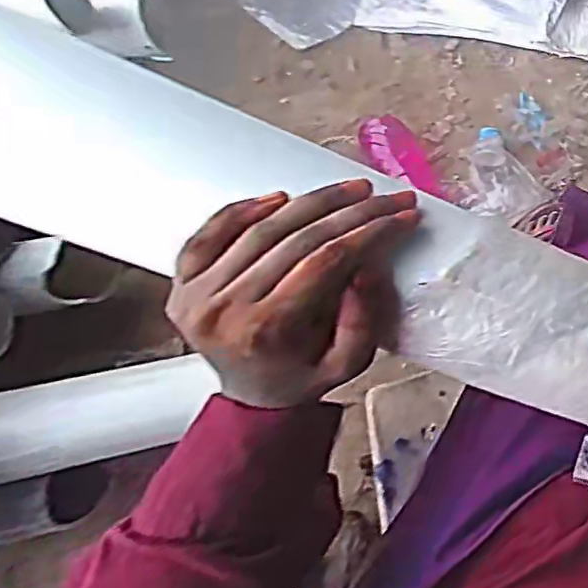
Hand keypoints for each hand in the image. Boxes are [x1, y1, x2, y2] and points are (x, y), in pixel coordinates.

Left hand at [166, 181, 419, 408]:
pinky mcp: (183, 281)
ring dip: (313, 202)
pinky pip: (211, 233)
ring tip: (353, 189)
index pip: (327, 261)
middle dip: (354, 212)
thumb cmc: (304, 378)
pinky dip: (244, 209)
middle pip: (298, 239)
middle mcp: (224, 307)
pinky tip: (281, 197)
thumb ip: (362, 320)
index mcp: (266, 330)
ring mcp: (196, 292)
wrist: (250, 398)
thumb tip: (368, 267)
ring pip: (261, 229)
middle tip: (390, 198)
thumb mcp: (349, 363)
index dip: (371, 232)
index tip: (404, 217)